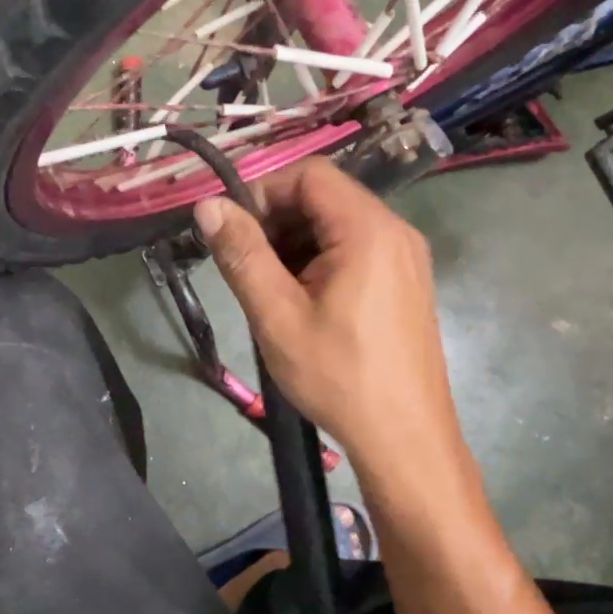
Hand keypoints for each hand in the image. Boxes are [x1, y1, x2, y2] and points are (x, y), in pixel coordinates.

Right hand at [194, 158, 469, 490]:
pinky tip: (300, 302)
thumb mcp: (277, 316)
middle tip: (244, 266)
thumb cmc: (338, 376)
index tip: (232, 233)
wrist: (405, 438)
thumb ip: (242, 255)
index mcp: (369, 230)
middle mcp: (395, 231)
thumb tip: (207, 206)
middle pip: (324, 197)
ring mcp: (405, 258)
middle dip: (276, 221)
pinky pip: (355, 250)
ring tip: (268, 290)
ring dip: (294, 243)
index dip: (262, 192)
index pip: (309, 175)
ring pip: (337, 225)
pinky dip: (319, 261)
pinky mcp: (405, 282)